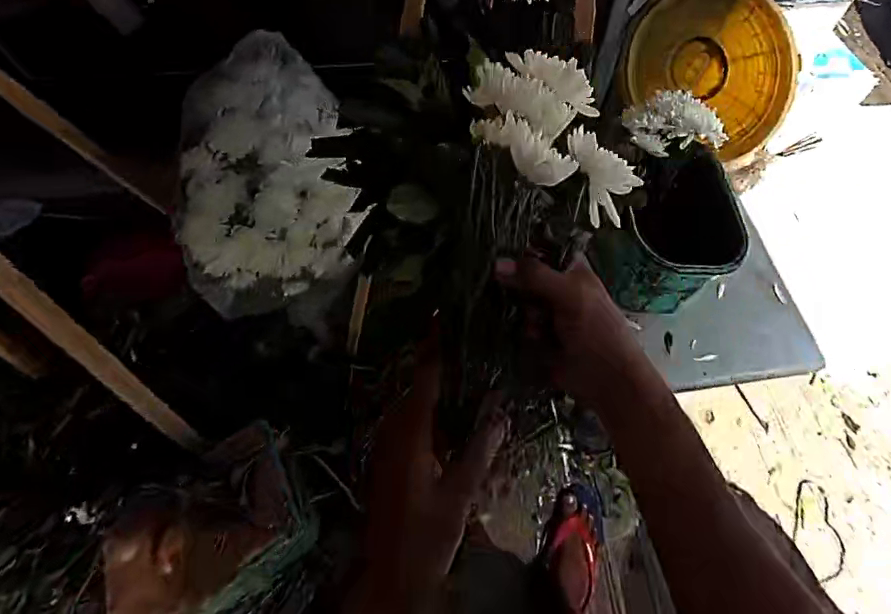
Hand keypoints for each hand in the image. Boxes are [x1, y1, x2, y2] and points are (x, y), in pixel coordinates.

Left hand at [348, 354, 506, 613]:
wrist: (390, 576)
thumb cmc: (425, 536)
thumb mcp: (459, 494)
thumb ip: (479, 450)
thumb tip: (501, 411)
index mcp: (411, 431)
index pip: (425, 375)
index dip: (434, 344)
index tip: (443, 314)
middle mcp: (396, 428)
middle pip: (419, 381)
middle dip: (439, 356)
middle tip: (467, 334)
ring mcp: (391, 442)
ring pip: (415, 399)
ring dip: (436, 380)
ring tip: (467, 361)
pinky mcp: (393, 456)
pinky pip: (413, 416)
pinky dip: (432, 403)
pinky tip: (454, 406)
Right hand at [494, 255, 654, 420]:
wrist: (608, 382)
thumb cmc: (598, 331)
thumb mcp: (569, 294)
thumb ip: (535, 276)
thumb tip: (498, 263)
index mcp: (570, 270)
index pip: (539, 251)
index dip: (520, 254)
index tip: (502, 259)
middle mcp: (557, 289)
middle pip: (522, 279)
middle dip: (518, 289)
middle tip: (530, 301)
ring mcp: (546, 315)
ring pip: (518, 304)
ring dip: (525, 317)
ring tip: (540, 329)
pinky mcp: (537, 339)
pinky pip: (517, 328)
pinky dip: (521, 333)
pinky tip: (536, 340)